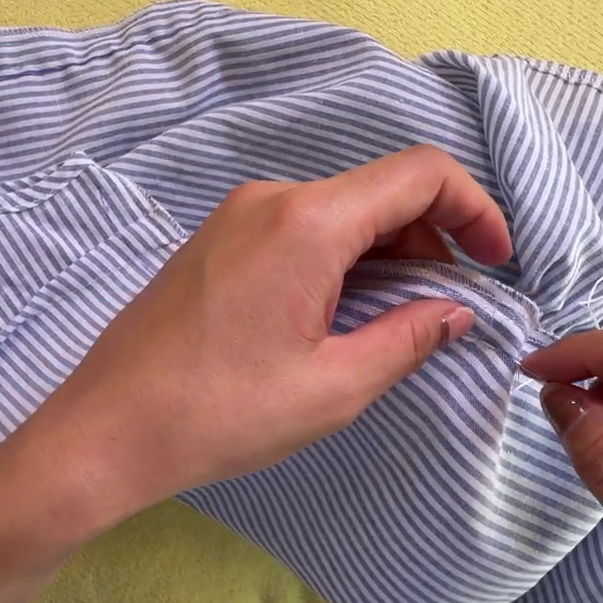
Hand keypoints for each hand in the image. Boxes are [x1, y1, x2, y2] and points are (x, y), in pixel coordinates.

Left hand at [28, 144, 511, 536]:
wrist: (107, 428)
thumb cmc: (220, 413)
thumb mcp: (333, 387)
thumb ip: (408, 338)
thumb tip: (455, 310)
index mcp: (307, 222)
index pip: (419, 175)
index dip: (474, 209)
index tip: (495, 261)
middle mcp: (269, 199)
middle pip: (377, 192)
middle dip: (429, 240)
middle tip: (442, 307)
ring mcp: (234, 216)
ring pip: (337, 212)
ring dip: (382, 253)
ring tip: (392, 319)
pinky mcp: (213, 241)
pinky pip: (295, 229)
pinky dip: (337, 258)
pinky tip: (335, 312)